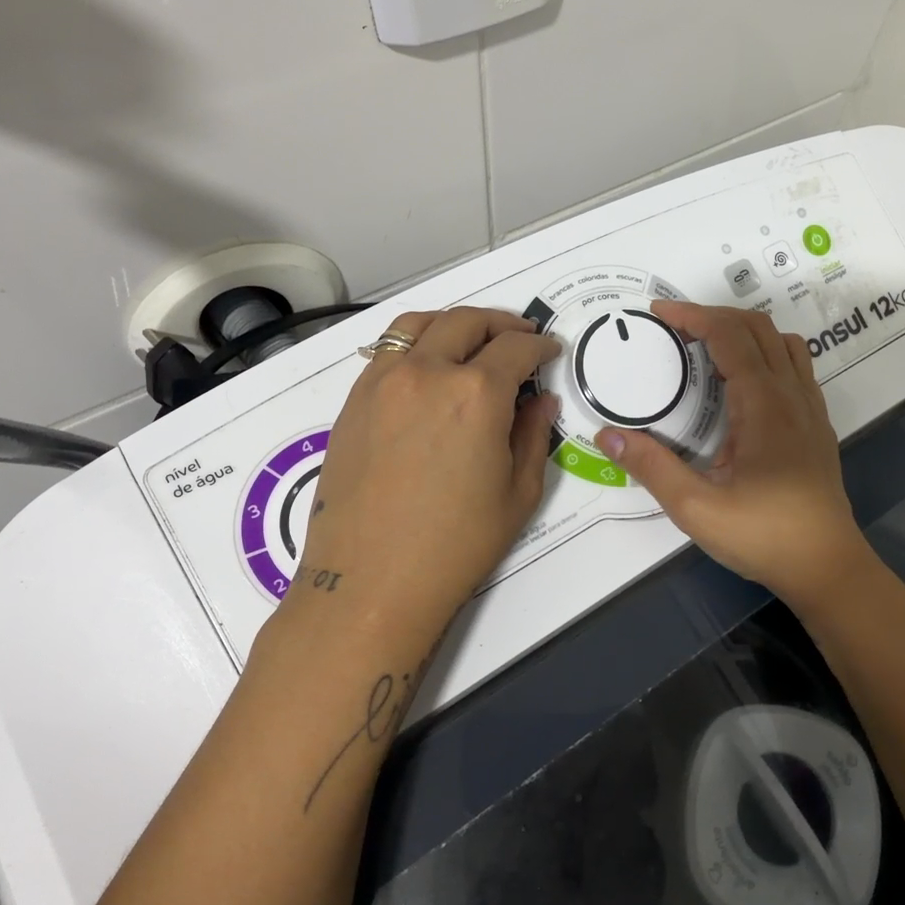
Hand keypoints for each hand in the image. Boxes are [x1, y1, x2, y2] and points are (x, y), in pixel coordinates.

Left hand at [287, 307, 560, 626]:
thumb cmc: (456, 546)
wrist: (371, 582)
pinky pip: (387, 352)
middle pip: (467, 322)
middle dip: (501, 324)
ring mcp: (382, 382)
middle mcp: (427, 372)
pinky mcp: (353, 401)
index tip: (550, 351)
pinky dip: (416, 344)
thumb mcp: (518, 494)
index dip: (540, 346)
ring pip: (419, 324)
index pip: (516, 348)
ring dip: (454, 324)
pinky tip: (429, 369)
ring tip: (472, 341)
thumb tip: (540, 401)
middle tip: (520, 337)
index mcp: (476, 393)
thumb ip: (533, 435)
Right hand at [595, 301, 873, 606]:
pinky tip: (741, 386)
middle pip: (757, 328)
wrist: (827, 567)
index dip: (692, 316)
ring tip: (707, 349)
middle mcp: (791, 395)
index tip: (658, 313)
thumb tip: (606, 435)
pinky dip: (765, 354)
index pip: (729, 335)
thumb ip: (651, 467)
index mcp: (763, 404)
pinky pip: (795, 368)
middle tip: (674, 329)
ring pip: (782, 343)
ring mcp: (810, 409)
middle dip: (714, 316)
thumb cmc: (763, 536)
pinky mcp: (817, 426)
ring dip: (744, 332)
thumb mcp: (696, 508)